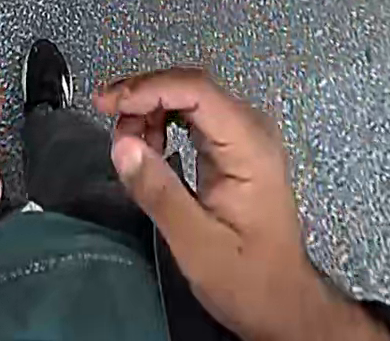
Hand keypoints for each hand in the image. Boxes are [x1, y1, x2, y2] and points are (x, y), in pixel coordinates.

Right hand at [94, 69, 389, 340]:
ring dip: (150, 108)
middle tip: (106, 115)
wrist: (283, 303)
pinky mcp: (232, 141)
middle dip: (143, 95)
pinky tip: (148, 144)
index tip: (108, 102)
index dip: (148, 88)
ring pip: (187, 95)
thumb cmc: (247, 278)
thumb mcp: (197, 245)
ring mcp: (242, 131)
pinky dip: (162, 119)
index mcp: (248, 143)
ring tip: (126, 141)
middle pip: (189, 86)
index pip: (195, 90)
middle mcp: (249, 125)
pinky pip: (192, 112)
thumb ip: (159, 192)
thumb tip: (121, 144)